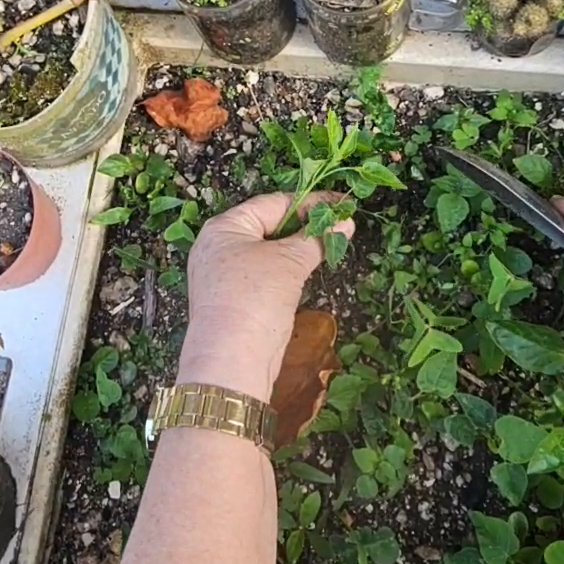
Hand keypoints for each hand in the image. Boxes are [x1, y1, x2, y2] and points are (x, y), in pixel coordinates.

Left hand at [178, 192, 349, 400]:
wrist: (232, 361)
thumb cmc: (254, 299)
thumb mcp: (289, 263)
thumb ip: (317, 238)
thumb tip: (344, 222)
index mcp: (224, 227)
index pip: (273, 203)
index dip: (310, 202)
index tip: (342, 204)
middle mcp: (219, 245)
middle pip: (269, 225)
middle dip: (305, 224)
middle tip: (341, 222)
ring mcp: (224, 273)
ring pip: (268, 250)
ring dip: (298, 247)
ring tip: (332, 242)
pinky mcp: (233, 298)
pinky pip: (264, 272)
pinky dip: (287, 268)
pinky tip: (308, 267)